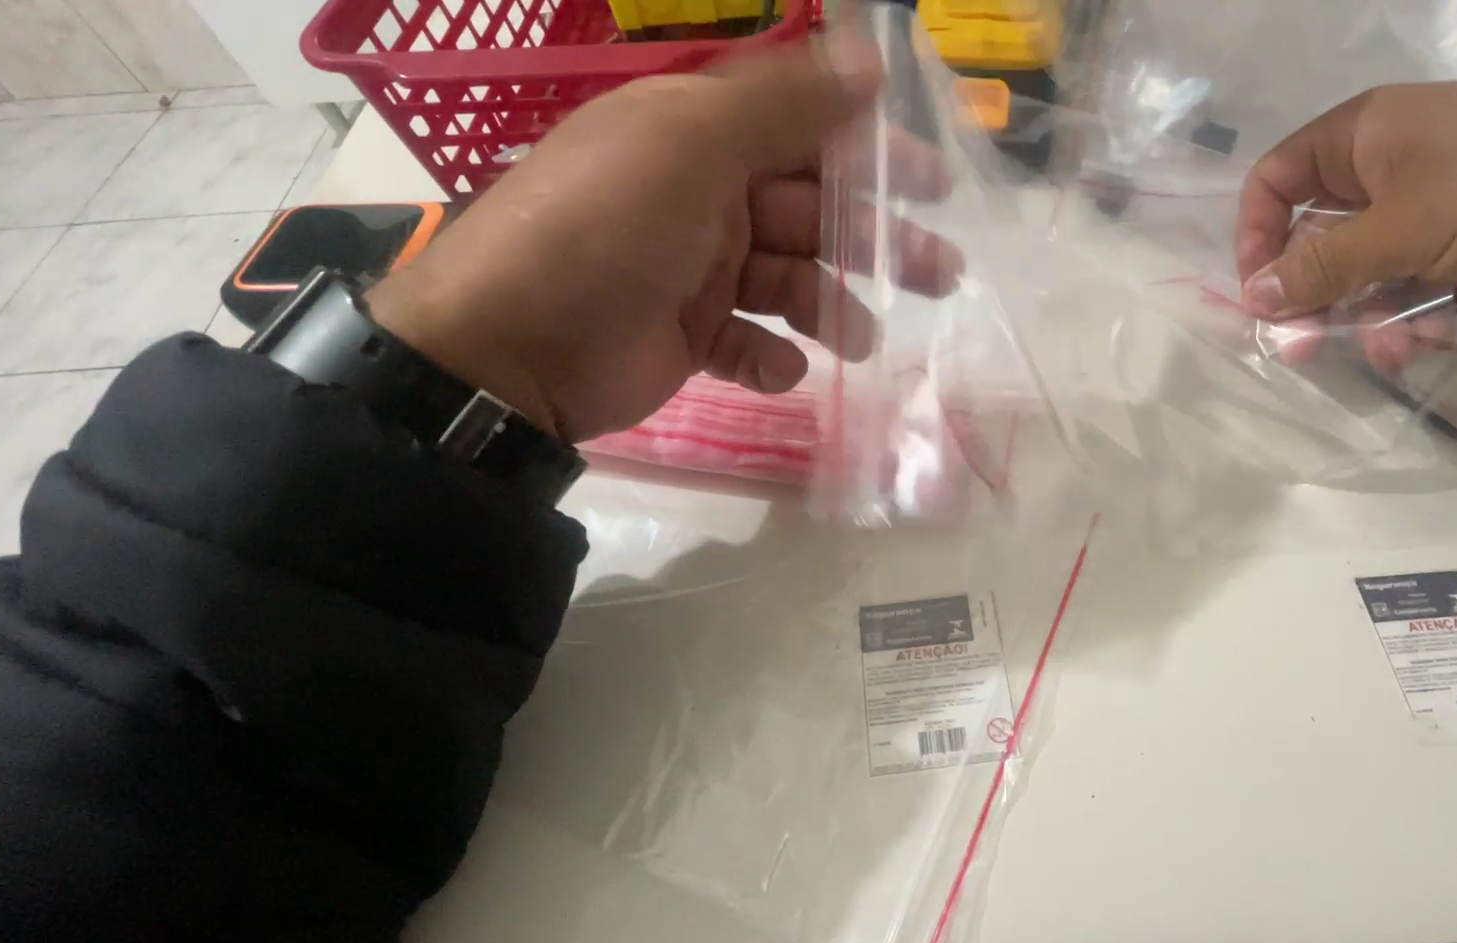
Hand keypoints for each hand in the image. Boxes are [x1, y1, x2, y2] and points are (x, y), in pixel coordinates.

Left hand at [368, 44, 959, 441]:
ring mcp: (696, 273)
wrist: (516, 349)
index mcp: (700, 137)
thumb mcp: (690, 144)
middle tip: (940, 272)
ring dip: (834, 309)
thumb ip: (782, 104)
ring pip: (790, 284)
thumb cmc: (607, 232)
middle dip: (876, 240)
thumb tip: (870, 59)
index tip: (932, 182)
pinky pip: (749, 344)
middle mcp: (704, 198)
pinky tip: (780, 370)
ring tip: (863, 340)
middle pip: (811, 213)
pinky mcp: (689, 337)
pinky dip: (771, 358)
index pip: (803, 131)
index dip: (871, 152)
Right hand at [1236, 72, 1456, 326]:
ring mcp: (1426, 201)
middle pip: (1315, 236)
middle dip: (1314, 296)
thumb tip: (1253, 297)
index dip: (1256, 237)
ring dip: (1369, 317)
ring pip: (1364, 267)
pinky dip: (1414, 313)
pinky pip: (1412, 278)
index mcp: (1362, 137)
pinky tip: (1431, 341)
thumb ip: (1320, 267)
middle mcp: (1385, 164)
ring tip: (1395, 353)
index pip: (1274, 181)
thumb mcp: (1402, 230)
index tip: (1261, 294)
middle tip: (1306, 347)